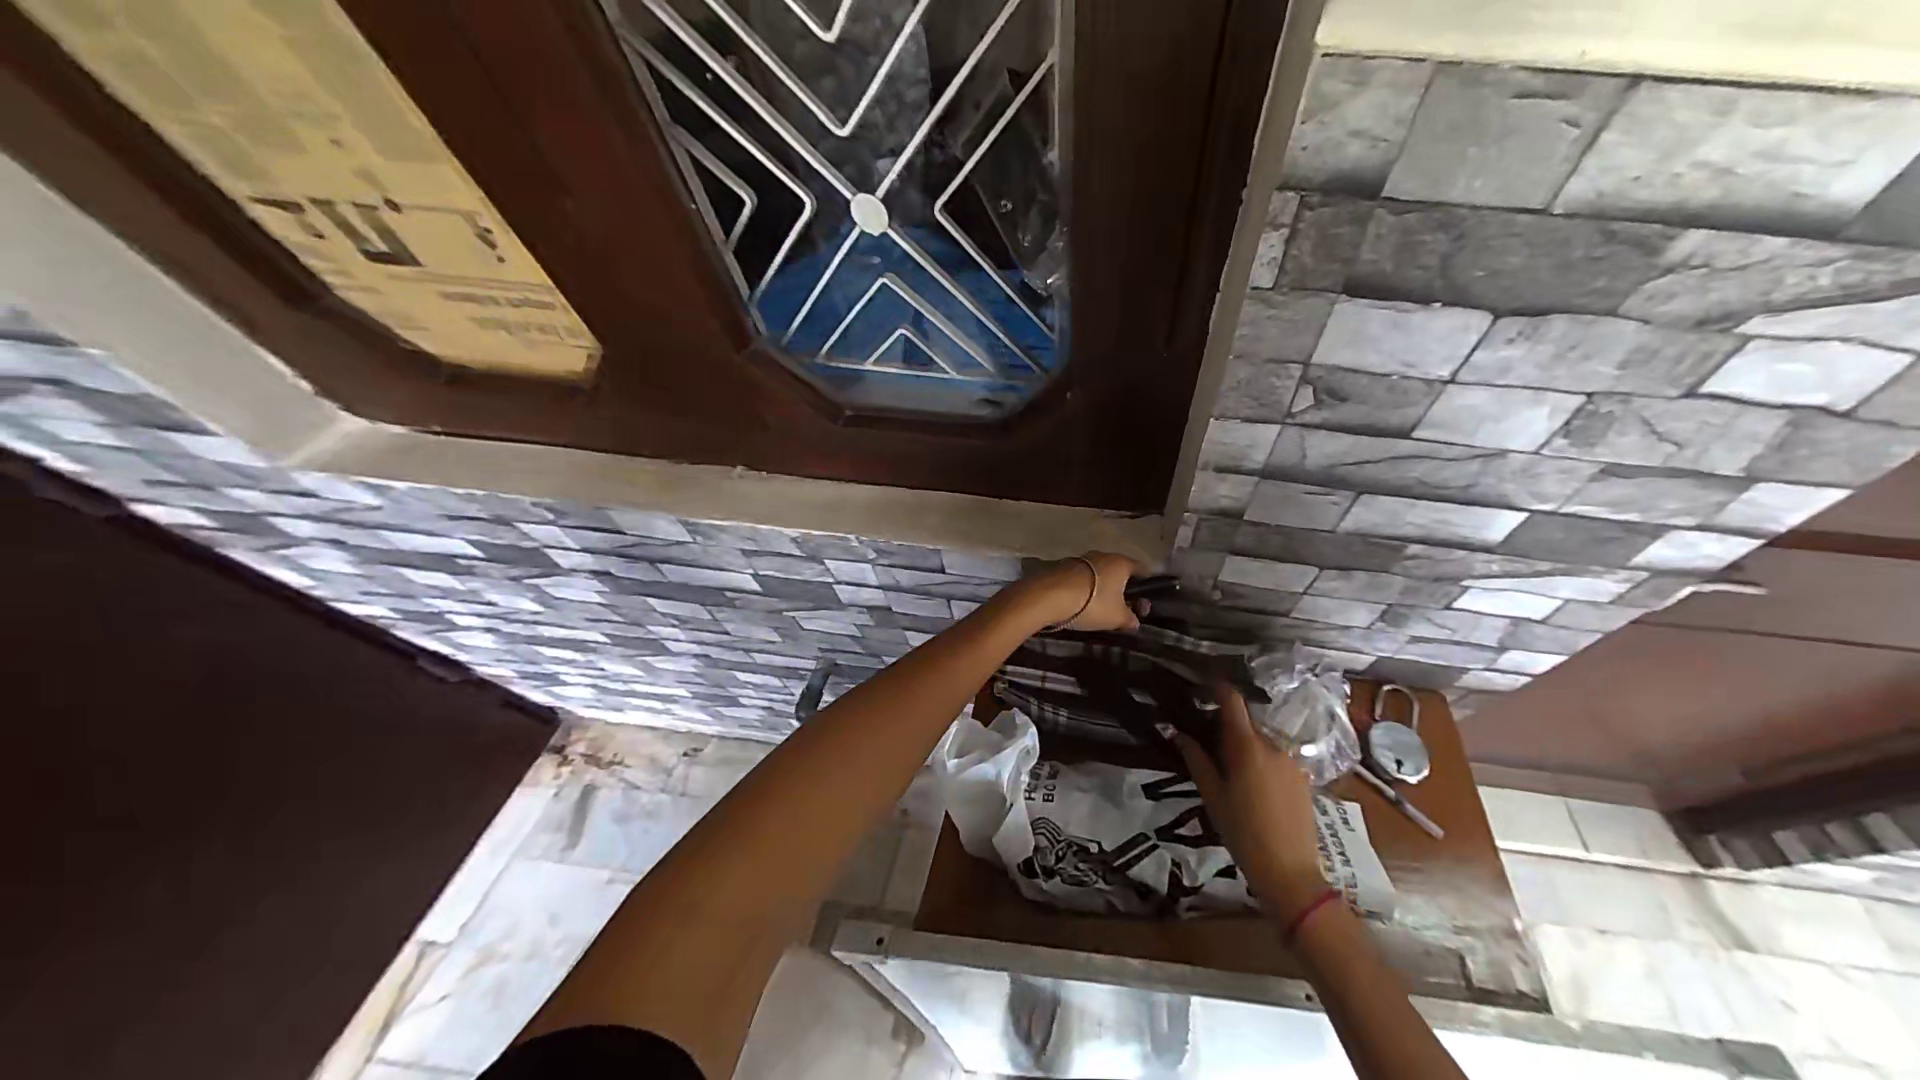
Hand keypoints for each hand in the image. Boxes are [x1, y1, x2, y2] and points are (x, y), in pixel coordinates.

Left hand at [1013, 551, 1143, 631]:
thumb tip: (1134, 621)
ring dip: (1100, 589)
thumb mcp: (1117, 618)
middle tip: (1121, 609)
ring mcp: (1080, 558)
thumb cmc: (1092, 604)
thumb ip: (1130, 619)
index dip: (1145, 587)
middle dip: (1121, 589)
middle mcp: (1102, 555)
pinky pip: (1080, 578)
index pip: (1142, 570)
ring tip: (1098, 609)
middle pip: (1118, 572)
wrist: (1049, 595)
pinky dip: (1083, 589)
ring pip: (1098, 574)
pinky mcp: (1062, 565)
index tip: (1143, 603)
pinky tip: (1079, 603)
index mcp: (1121, 562)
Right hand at [1174, 684, 1326, 920]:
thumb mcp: (1212, 796)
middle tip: (1208, 737)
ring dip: (1246, 743)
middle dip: (1228, 725)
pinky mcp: (1303, 777)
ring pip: (1263, 740)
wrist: (1289, 871)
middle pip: (1247, 722)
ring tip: (1229, 764)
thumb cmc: (1242, 832)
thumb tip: (1179, 733)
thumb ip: (1196, 760)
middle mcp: (1273, 746)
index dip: (1219, 688)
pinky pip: (1277, 756)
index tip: (1206, 682)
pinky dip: (1262, 758)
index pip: (1233, 703)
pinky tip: (1252, 781)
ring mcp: (1292, 761)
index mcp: (1247, 747)